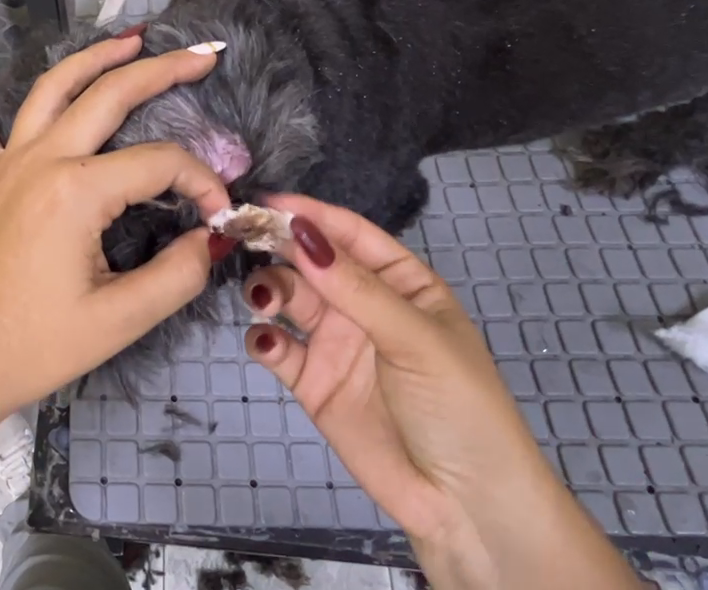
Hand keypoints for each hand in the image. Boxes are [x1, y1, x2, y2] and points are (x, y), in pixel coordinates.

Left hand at [0, 34, 231, 426]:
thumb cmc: (34, 346)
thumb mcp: (120, 321)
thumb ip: (178, 275)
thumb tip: (213, 238)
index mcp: (77, 192)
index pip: (159, 165)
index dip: (200, 182)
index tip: (220, 216)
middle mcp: (41, 160)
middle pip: (109, 96)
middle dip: (161, 70)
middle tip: (202, 55)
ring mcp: (4, 164)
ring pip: (50, 90)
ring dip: (92, 59)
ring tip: (130, 39)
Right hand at [242, 195, 636, 588]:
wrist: (464, 504)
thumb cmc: (459, 406)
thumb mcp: (415, 339)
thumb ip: (356, 288)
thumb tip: (301, 233)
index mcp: (401, 283)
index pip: (350, 235)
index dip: (310, 216)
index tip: (266, 204)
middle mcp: (363, 305)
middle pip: (310, 262)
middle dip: (278, 248)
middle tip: (243, 240)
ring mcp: (335, 342)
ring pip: (288, 297)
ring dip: (268, 289)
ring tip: (261, 297)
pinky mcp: (312, 381)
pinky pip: (276, 347)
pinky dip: (263, 338)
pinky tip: (268, 343)